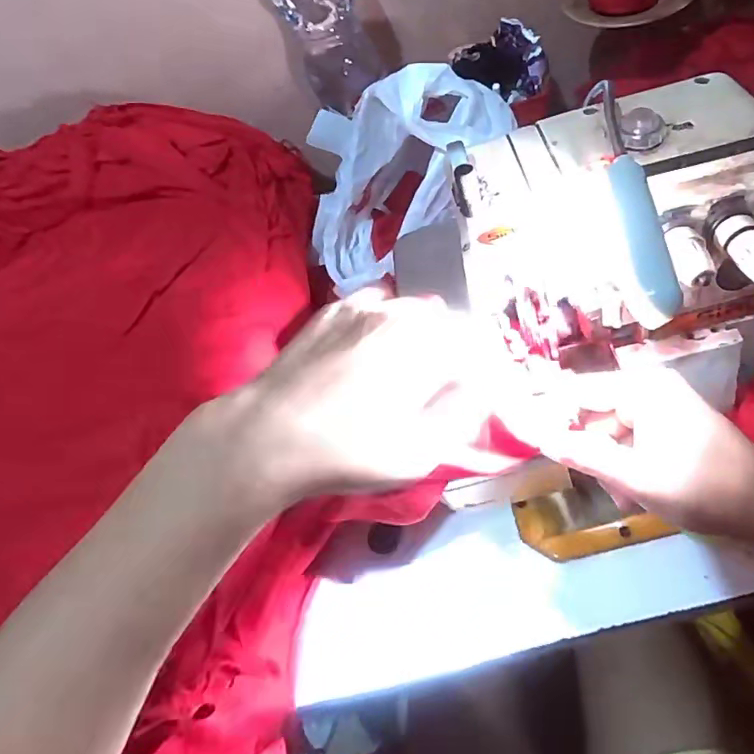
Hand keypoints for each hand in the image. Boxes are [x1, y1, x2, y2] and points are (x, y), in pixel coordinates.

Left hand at [172, 290, 522, 508]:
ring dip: (425, 329)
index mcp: (432, 349)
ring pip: (414, 307)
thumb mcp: (418, 453)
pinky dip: (388, 316)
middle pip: (449, 323)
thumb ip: (459, 416)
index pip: (478, 348)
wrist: (269, 434)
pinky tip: (377, 338)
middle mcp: (405, 317)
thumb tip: (477, 391)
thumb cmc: (349, 450)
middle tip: (447, 382)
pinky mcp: (335, 309)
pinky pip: (377, 301)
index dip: (484, 371)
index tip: (477, 394)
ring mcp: (367, 307)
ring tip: (415, 360)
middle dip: (456, 349)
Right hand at [515, 366, 753, 549]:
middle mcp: (652, 389)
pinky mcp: (676, 428)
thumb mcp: (637, 477)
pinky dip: (631, 466)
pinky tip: (642, 493)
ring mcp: (666, 408)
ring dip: (611, 464)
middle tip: (596, 483)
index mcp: (642, 388)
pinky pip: (636, 440)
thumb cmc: (703, 490)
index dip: (547, 411)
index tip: (521, 430)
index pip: (576, 391)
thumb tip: (542, 437)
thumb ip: (586, 455)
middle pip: (595, 413)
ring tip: (627, 497)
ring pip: (614, 433)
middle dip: (590, 450)